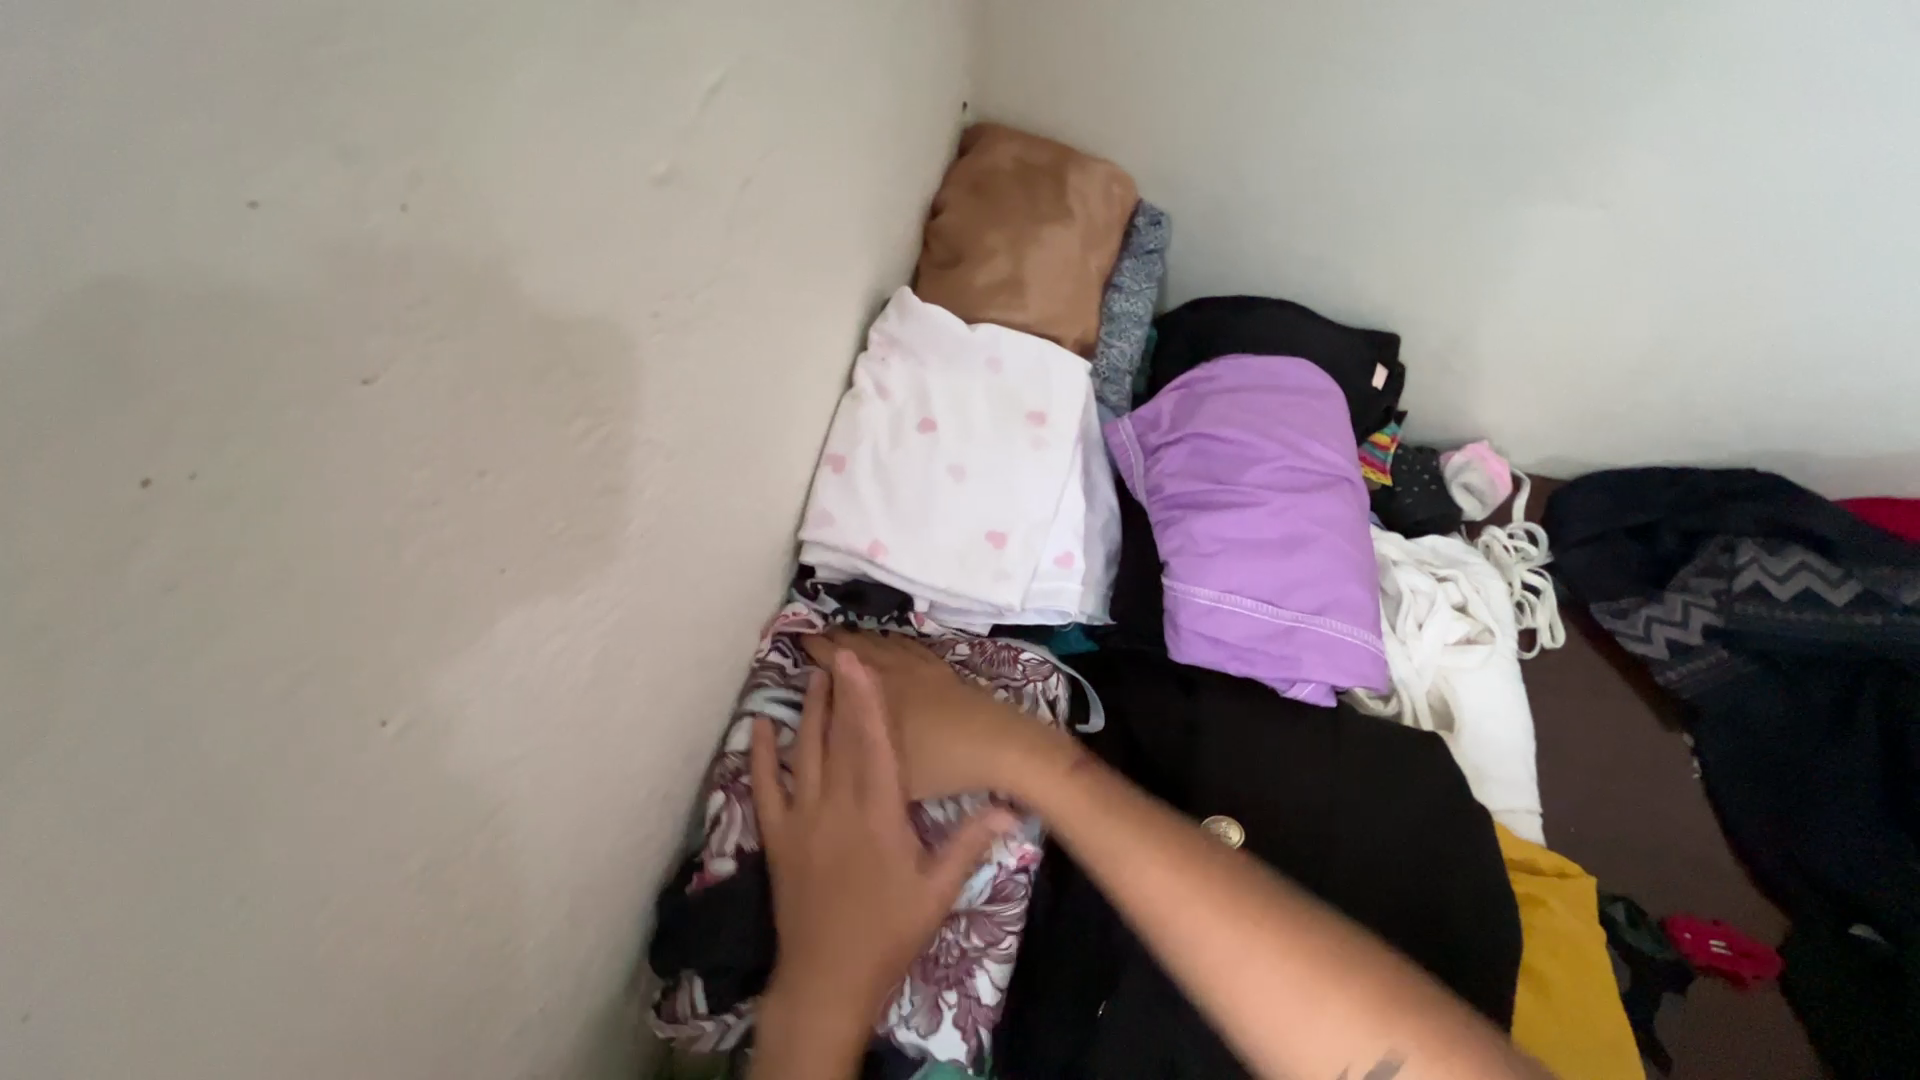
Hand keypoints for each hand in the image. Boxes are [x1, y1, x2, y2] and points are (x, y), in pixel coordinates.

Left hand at [751, 649, 1015, 1076]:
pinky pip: (764, 788)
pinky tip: (758, 725)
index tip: (859, 662)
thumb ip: (969, 843)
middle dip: (837, 691)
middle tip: (835, 652)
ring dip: (806, 712)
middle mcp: (836, 805)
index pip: (874, 743)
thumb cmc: (889, 933)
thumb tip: (1010, 808)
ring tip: (811, 677)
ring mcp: (801, 819)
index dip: (866, 699)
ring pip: (803, 752)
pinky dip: (759, 754)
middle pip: (837, 737)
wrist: (827, 979)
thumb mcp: (937, 892)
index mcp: (878, 813)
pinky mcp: (776, 838)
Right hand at [802, 629, 1072, 800]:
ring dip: (863, 638)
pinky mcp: (944, 671)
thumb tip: (827, 736)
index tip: (798, 639)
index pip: (839, 662)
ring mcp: (922, 667)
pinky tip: (893, 644)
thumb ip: (854, 747)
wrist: (998, 745)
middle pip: (860, 647)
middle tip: (816, 634)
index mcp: (876, 690)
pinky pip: (910, 646)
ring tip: (847, 636)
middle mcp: (895, 670)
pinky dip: (893, 642)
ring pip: (884, 643)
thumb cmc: (939, 763)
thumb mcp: (886, 766)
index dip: (818, 650)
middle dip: (835, 640)